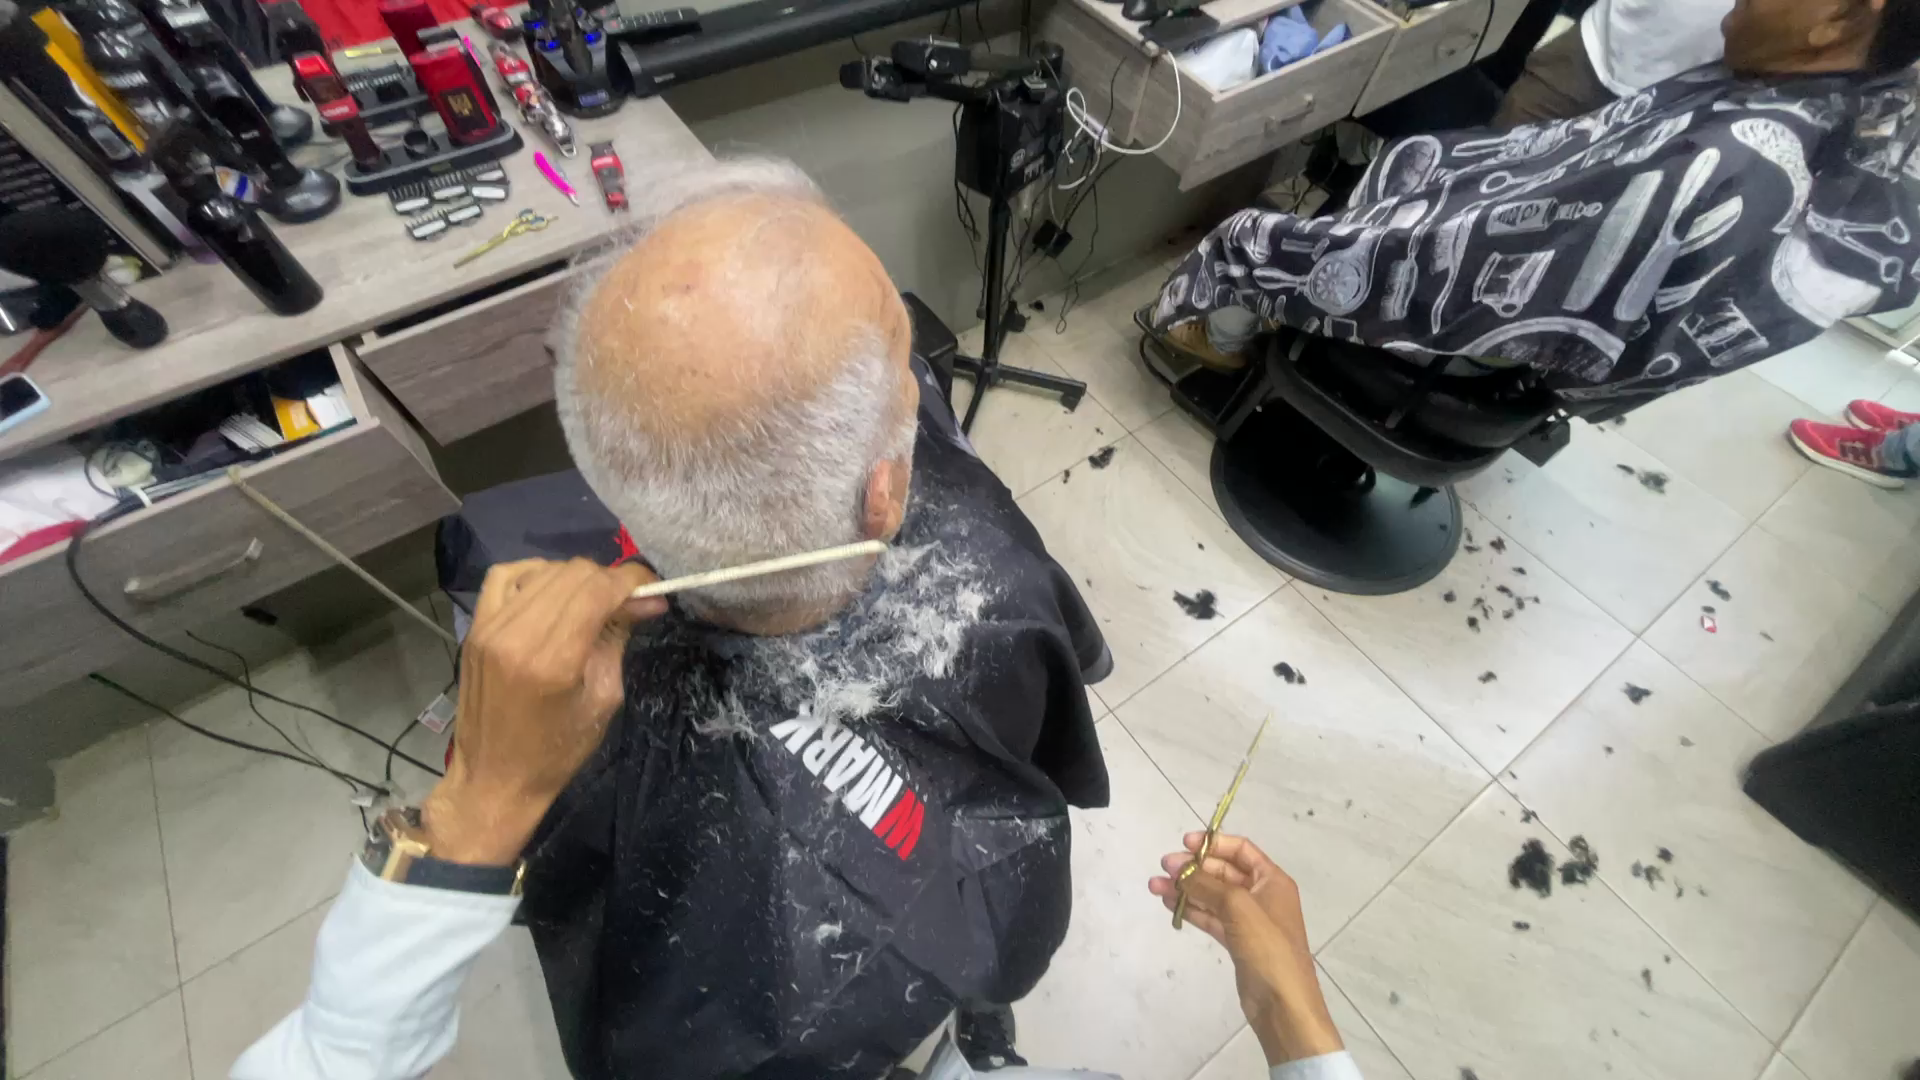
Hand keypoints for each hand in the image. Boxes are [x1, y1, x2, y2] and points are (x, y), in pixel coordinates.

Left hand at [420, 558, 665, 865]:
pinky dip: (537, 573)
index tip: (652, 587)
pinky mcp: (476, 629)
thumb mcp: (605, 695)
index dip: (632, 580)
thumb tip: (648, 600)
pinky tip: (554, 590)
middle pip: (574, 573)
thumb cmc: (558, 748)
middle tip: (629, 601)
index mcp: (554, 659)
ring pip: (546, 570)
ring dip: (579, 577)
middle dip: (610, 579)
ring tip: (594, 600)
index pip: (598, 590)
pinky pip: (507, 576)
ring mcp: (490, 628)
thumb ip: (618, 638)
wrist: (494, 778)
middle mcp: (517, 635)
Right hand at [1148, 833, 1341, 1065]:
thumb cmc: (1267, 947)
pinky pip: (1210, 916)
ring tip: (1155, 886)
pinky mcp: (1237, 941)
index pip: (1240, 849)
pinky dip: (1190, 909)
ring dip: (1185, 888)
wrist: (1284, 1006)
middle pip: (1222, 871)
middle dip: (1192, 868)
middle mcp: (1261, 895)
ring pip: (1211, 895)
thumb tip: (1177, 868)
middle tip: (1164, 867)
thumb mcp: (1237, 906)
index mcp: (1271, 880)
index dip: (1213, 843)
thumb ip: (1205, 883)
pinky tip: (1169, 904)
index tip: (1185, 844)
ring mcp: (1248, 920)